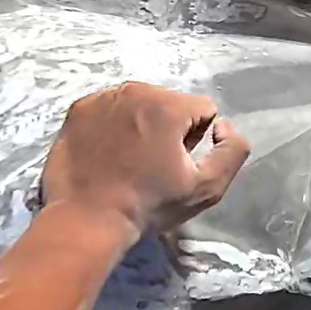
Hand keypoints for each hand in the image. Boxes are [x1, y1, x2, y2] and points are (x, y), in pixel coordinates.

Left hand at [40, 82, 250, 239]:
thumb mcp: (206, 187)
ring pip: (139, 104)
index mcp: (167, 104)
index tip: (178, 165)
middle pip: (170, 103)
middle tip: (153, 166)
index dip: (198, 140)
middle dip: (169, 129)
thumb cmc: (148, 205)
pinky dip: (114, 126)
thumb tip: (222, 126)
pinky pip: (110, 109)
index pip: (203, 109)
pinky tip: (107, 154)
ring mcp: (101, 98)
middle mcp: (134, 90)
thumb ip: (232, 151)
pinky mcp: (78, 110)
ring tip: (129, 161)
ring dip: (141, 125)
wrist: (86, 219)